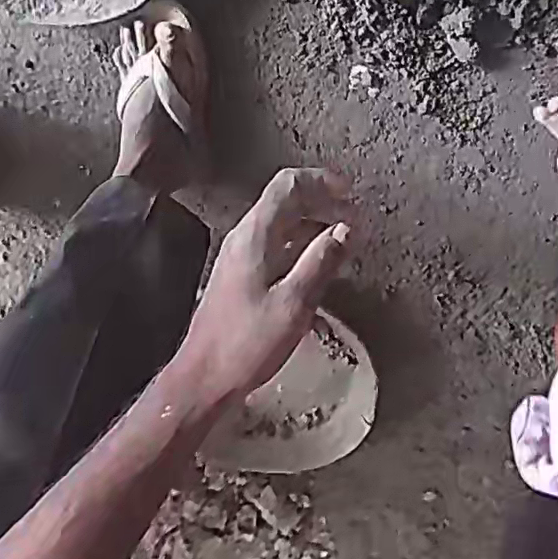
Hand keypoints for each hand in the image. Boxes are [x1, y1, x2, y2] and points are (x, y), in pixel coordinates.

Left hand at [172, 168, 356, 404]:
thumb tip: (346, 229)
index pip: (288, 185)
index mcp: (255, 235)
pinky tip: (320, 262)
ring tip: (344, 236)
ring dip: (315, 222)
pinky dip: (302, 242)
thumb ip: (321, 261)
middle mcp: (245, 237)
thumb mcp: (294, 304)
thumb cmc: (246, 343)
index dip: (321, 180)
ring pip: (283, 222)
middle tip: (354, 216)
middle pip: (286, 200)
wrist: (203, 378)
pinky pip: (277, 243)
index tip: (349, 191)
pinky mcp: (242, 273)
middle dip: (323, 200)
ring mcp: (241, 254)